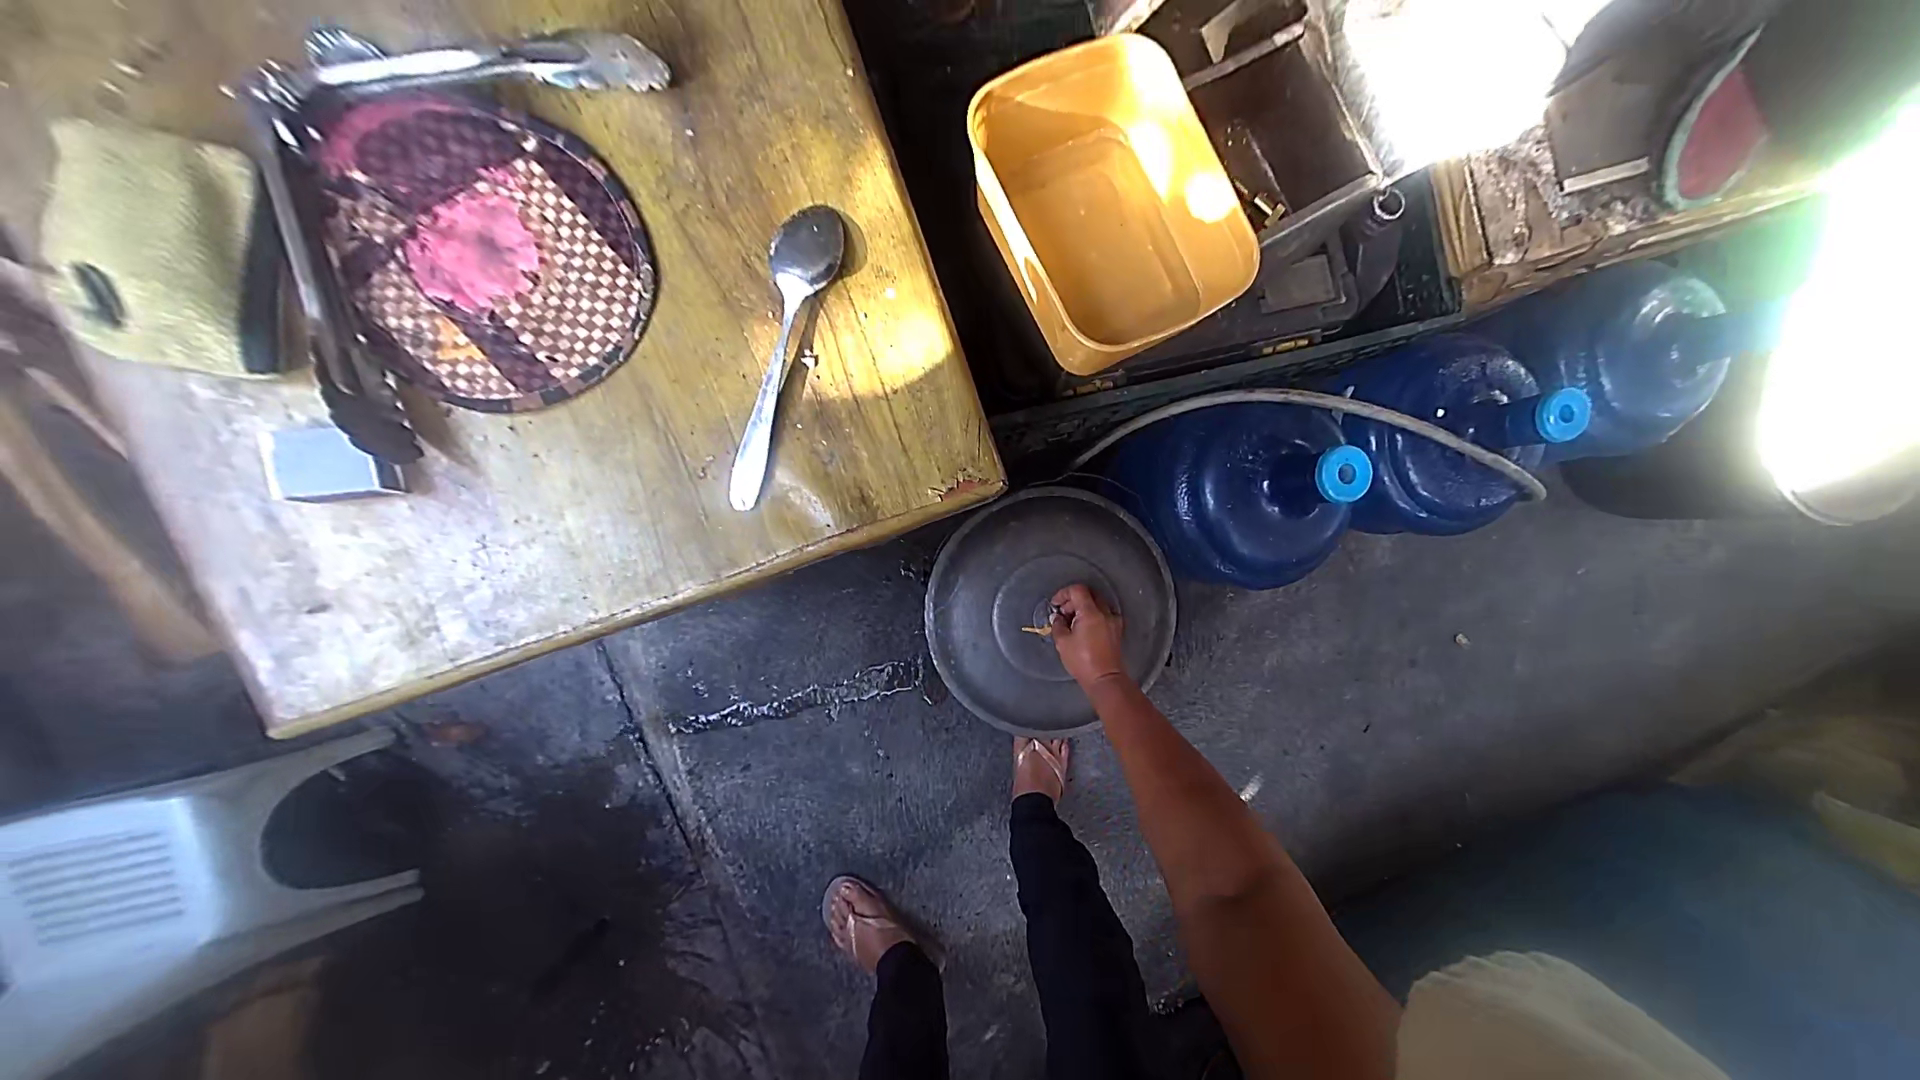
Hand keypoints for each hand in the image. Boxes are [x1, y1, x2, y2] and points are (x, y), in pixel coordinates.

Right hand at [1049, 584, 1128, 688]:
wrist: (1104, 678)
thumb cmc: (1081, 661)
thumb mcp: (1062, 642)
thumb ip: (1058, 625)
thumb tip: (1057, 617)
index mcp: (1090, 612)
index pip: (1078, 590)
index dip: (1063, 594)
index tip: (1055, 605)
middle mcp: (1105, 612)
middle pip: (1089, 594)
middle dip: (1073, 600)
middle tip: (1063, 613)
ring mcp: (1113, 620)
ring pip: (1097, 603)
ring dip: (1084, 607)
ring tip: (1073, 621)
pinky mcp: (1117, 629)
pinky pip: (1104, 613)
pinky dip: (1094, 615)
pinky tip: (1085, 628)